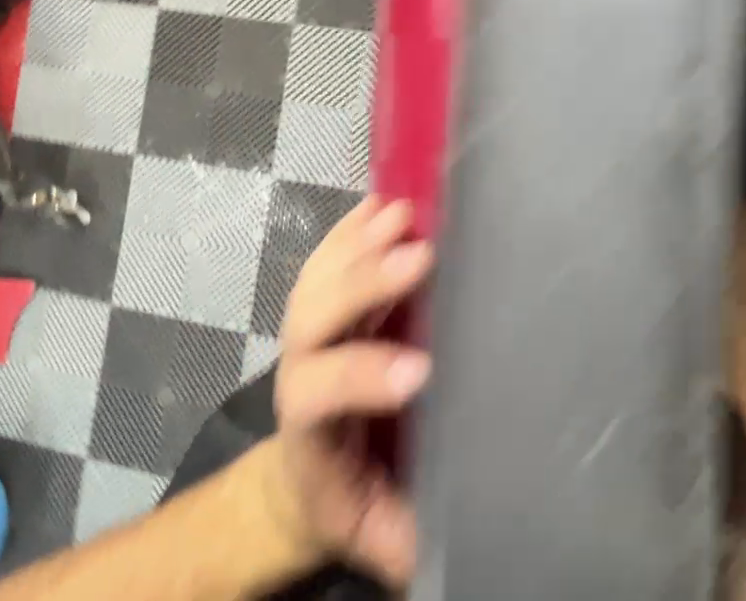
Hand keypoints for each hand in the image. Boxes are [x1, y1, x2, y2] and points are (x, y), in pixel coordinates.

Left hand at [270, 196, 433, 584]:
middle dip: (364, 286)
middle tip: (418, 258)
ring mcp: (306, 334)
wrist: (300, 474)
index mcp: (311, 428)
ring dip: (358, 245)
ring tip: (400, 214)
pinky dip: (349, 231)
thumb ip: (399, 537)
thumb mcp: (371, 534)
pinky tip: (378, 204)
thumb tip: (445, 542)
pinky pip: (325, 262)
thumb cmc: (344, 503)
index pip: (325, 392)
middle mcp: (300, 369)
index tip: (421, 370)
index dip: (365, 376)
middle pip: (315, 318)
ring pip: (319, 281)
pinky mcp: (319, 309)